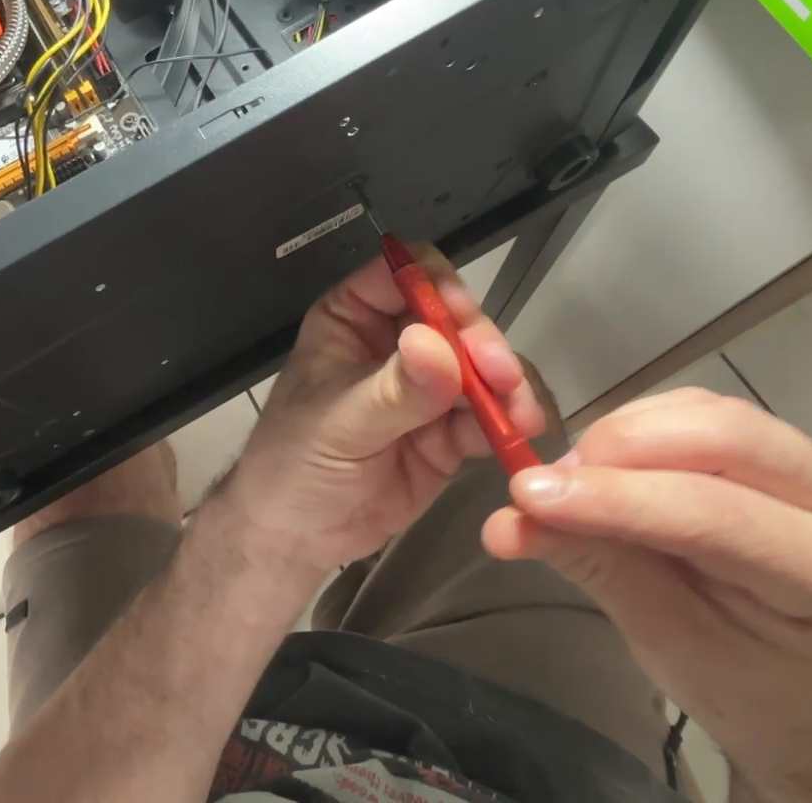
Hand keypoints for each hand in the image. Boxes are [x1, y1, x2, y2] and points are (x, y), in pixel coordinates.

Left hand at [214, 245, 546, 581]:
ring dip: (504, 384)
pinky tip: (520, 433)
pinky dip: (506, 422)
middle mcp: (392, 343)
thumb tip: (437, 347)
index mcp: (351, 319)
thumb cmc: (291, 462)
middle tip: (500, 375)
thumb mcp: (336, 422)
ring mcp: (424, 388)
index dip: (435, 285)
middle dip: (480, 342)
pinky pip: (485, 416)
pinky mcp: (447, 433)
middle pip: (451, 318)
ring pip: (477, 366)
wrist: (294, 535)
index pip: (400, 275)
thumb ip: (392, 389)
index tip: (460, 316)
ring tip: (520, 412)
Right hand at [482, 389, 811, 802]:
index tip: (526, 492)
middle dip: (620, 446)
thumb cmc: (743, 691)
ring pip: (714, 412)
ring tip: (576, 477)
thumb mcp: (663, 639)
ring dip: (626, 432)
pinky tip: (613, 464)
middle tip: (552, 480)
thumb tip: (504, 524)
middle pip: (728, 434)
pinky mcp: (804, 457)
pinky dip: (645, 428)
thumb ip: (591, 564)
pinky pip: (711, 415)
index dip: (615, 497)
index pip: (717, 515)